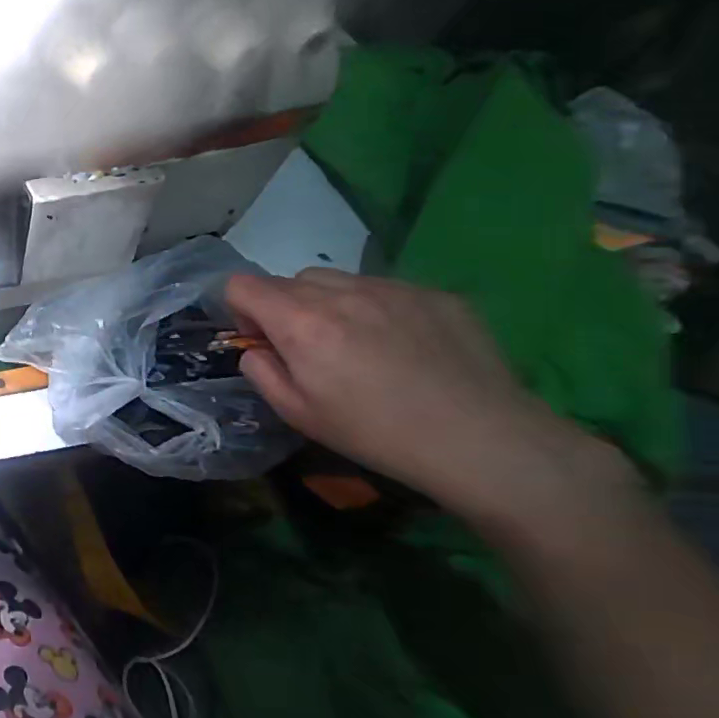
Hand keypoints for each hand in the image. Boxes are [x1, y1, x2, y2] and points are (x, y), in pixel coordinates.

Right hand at [224, 269, 637, 524]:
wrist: (478, 438)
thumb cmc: (372, 431)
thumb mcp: (296, 413)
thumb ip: (261, 371)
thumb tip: (256, 349)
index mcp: (301, 322)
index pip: (243, 285)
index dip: (240, 310)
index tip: (261, 341)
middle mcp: (342, 292)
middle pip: (289, 279)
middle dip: (284, 307)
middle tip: (307, 348)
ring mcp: (393, 288)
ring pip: (337, 279)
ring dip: (328, 304)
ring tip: (355, 344)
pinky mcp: (434, 294)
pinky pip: (384, 289)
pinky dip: (374, 309)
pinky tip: (400, 347)